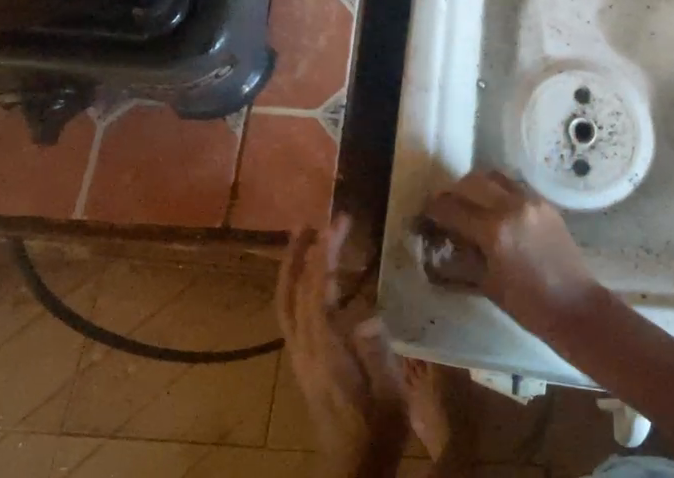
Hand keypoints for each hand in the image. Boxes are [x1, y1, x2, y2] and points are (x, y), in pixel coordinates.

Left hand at [276, 216, 406, 473]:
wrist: (352, 469)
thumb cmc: (377, 431)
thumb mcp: (388, 394)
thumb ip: (377, 353)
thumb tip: (370, 313)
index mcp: (324, 353)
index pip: (315, 293)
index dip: (323, 254)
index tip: (338, 222)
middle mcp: (304, 351)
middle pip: (289, 294)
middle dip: (297, 254)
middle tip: (311, 220)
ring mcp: (300, 358)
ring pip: (285, 304)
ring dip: (292, 268)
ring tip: (305, 238)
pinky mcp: (304, 363)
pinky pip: (292, 315)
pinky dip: (297, 287)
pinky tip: (313, 278)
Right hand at [420, 170, 602, 335]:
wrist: (575, 305)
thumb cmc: (527, 304)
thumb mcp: (486, 283)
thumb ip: (462, 256)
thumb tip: (442, 241)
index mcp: (494, 230)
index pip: (451, 208)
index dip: (432, 211)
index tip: (424, 217)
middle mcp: (512, 205)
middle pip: (471, 182)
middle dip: (452, 193)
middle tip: (444, 210)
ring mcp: (531, 200)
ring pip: (493, 177)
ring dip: (476, 186)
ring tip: (469, 206)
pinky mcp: (544, 203)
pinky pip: (513, 185)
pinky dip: (497, 191)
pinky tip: (494, 210)